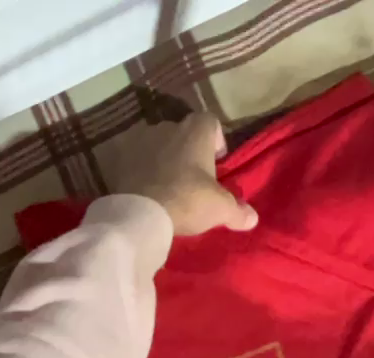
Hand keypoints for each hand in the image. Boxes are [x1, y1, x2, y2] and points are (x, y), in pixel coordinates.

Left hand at [124, 113, 259, 236]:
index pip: (211, 123)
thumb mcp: (219, 208)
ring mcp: (141, 139)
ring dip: (165, 159)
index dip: (216, 141)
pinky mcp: (121, 156)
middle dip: (189, 151)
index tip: (217, 162)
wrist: (140, 212)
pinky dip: (142, 170)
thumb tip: (253, 218)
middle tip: (193, 179)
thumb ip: (237, 211)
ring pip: (159, 145)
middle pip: (183, 133)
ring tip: (168, 185)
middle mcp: (169, 125)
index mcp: (196, 130)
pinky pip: (136, 159)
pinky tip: (147, 190)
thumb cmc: (187, 200)